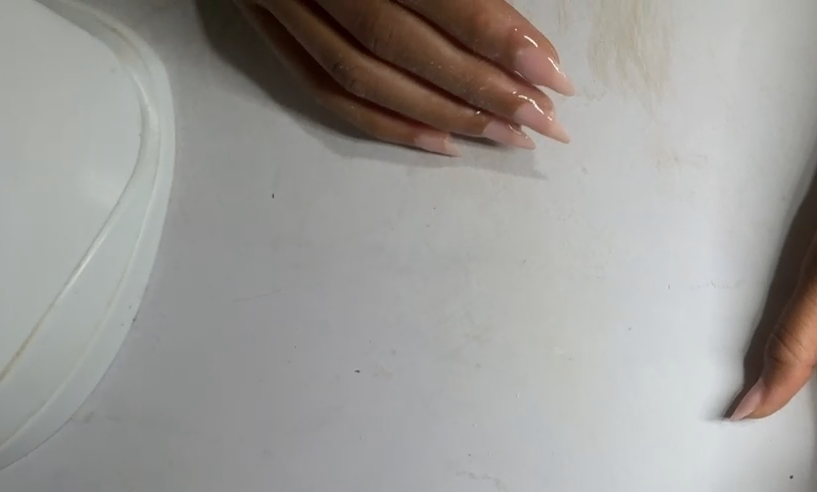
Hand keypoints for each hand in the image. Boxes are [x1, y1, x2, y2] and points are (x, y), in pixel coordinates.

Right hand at [237, 0, 573, 153]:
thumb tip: (527, 46)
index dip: (499, 38)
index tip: (554, 75)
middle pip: (402, 43)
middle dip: (484, 90)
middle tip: (545, 122)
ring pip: (366, 76)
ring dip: (447, 116)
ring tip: (511, 138)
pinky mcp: (263, 21)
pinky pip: (325, 91)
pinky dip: (389, 126)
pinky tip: (448, 146)